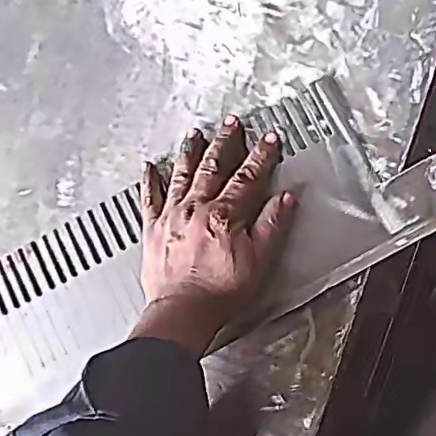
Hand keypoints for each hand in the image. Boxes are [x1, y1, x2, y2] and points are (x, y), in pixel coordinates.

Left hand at [130, 115, 296, 354]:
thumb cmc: (220, 292)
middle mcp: (196, 208)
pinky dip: (151, 180)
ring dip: (191, 151)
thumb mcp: (259, 261)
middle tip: (232, 124)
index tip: (269, 140)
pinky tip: (151, 167)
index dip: (261, 156)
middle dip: (226, 142)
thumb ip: (272, 226)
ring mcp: (172, 216)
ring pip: (182, 174)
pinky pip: (150, 197)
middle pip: (214, 166)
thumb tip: (285, 200)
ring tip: (196, 134)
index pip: (248, 177)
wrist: (183, 312)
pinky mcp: (153, 229)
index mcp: (225, 215)